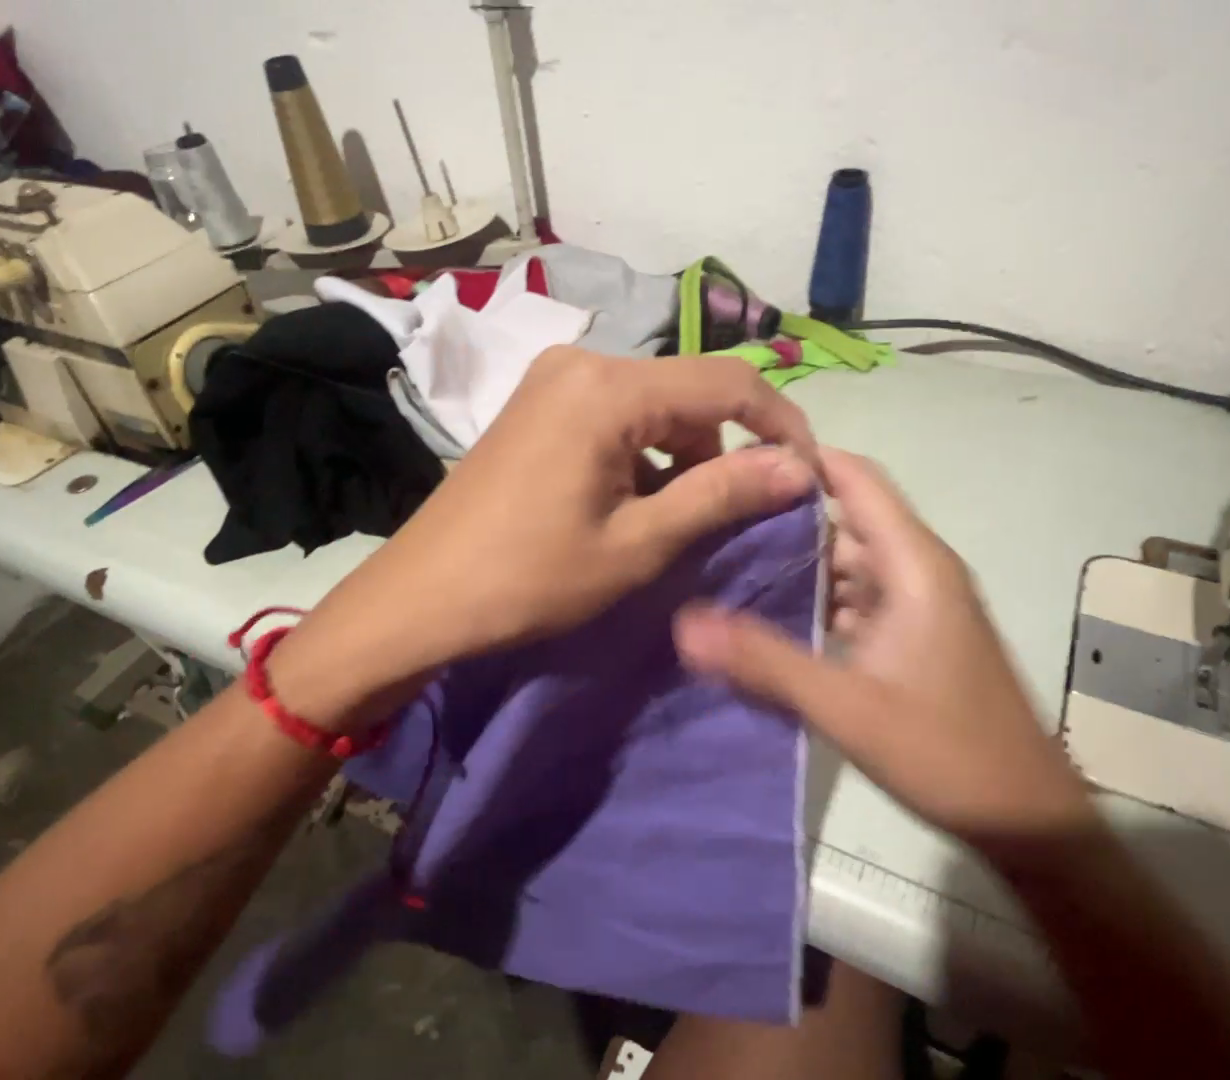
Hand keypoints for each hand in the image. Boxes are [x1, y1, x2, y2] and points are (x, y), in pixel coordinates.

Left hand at [270, 347, 818, 730]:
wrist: (423, 597)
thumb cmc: (530, 578)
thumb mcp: (637, 543)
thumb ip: (722, 495)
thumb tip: (800, 469)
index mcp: (609, 387)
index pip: (729, 382)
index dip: (780, 426)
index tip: (806, 476)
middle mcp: (583, 361)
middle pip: (689, 390)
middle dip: (724, 447)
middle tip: (733, 515)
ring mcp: (553, 379)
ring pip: (654, 404)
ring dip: (683, 454)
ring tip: (673, 521)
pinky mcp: (537, 403)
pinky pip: (614, 414)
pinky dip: (642, 452)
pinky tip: (632, 503)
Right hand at [674, 449, 1094, 851]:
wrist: (1025, 817)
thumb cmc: (946, 751)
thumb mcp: (847, 706)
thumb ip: (765, 662)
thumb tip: (684, 622)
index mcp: (914, 565)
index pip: (856, 479)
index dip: (801, 460)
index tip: (733, 463)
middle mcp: (918, 572)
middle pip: (844, 519)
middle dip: (780, 517)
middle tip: (707, 521)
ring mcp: (918, 606)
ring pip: (847, 563)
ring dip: (792, 563)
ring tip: (721, 565)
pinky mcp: (913, 638)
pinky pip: (855, 599)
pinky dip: (813, 601)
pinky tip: (765, 619)